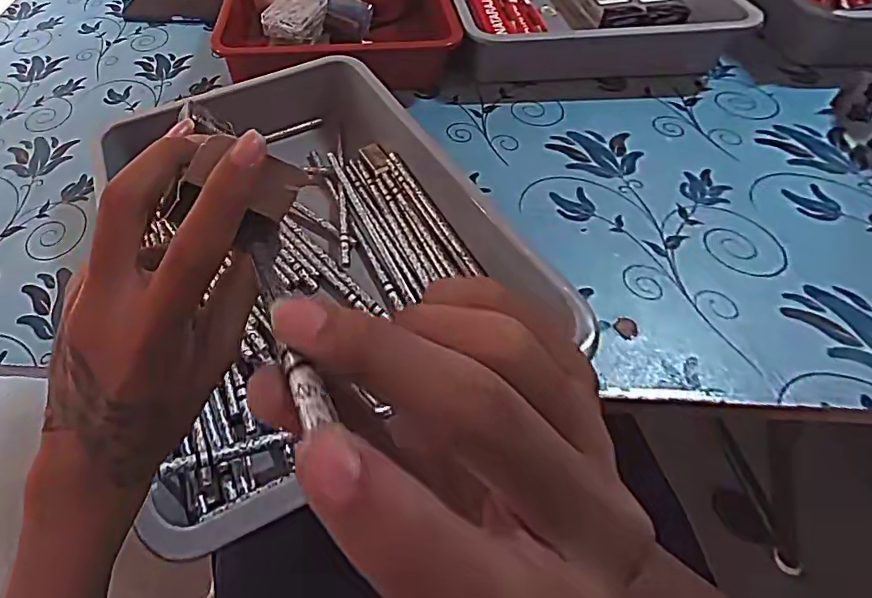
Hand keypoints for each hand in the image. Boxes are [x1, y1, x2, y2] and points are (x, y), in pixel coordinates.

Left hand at [7, 121, 263, 597]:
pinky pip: (115, 231)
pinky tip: (169, 210)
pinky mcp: (75, 281)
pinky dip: (146, 207)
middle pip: (123, 200)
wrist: (83, 456)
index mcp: (154, 324)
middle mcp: (108, 295)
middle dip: (163, 153)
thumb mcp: (213, 363)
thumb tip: (246, 240)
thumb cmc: (158, 417)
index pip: (193, 243)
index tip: (250, 145)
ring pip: (113, 207)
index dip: (224, 188)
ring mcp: (82, 284)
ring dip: (152, 170)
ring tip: (187, 147)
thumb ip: (234, 295)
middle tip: (197, 130)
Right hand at [249, 279, 716, 596]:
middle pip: (484, 415)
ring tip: (368, 335)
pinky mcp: (585, 394)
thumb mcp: (409, 560)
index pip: (457, 564)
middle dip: (378, 357)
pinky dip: (464, 300)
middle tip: (299, 326)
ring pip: (509, 349)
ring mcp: (593, 445)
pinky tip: (423, 312)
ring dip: (417, 324)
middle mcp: (583, 523)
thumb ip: (346, 486)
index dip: (381, 506)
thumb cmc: (478, 572)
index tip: (313, 449)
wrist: (571, 570)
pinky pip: (532, 321)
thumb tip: (278, 390)